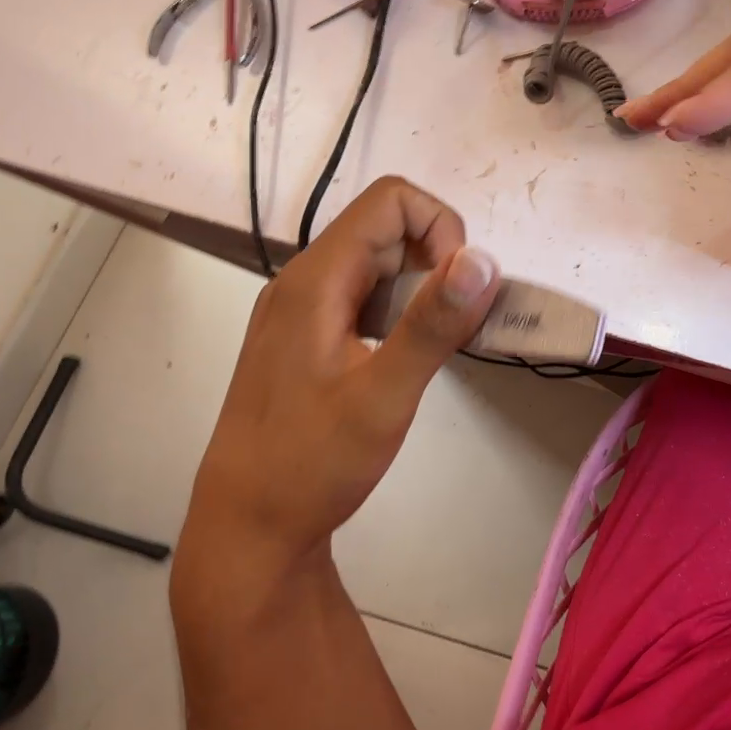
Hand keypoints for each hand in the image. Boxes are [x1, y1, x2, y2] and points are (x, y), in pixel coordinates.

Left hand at [178, 178, 499, 576]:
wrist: (247, 528)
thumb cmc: (312, 463)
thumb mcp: (383, 396)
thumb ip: (432, 324)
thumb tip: (483, 259)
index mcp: (316, 280)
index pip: (392, 201)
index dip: (441, 228)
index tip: (459, 289)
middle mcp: (305, 281)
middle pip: (389, 228)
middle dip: (440, 262)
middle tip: (456, 328)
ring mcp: (303, 310)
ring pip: (381, 264)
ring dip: (424, 290)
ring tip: (436, 348)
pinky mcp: (308, 338)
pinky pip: (367, 297)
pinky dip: (403, 312)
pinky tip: (407, 360)